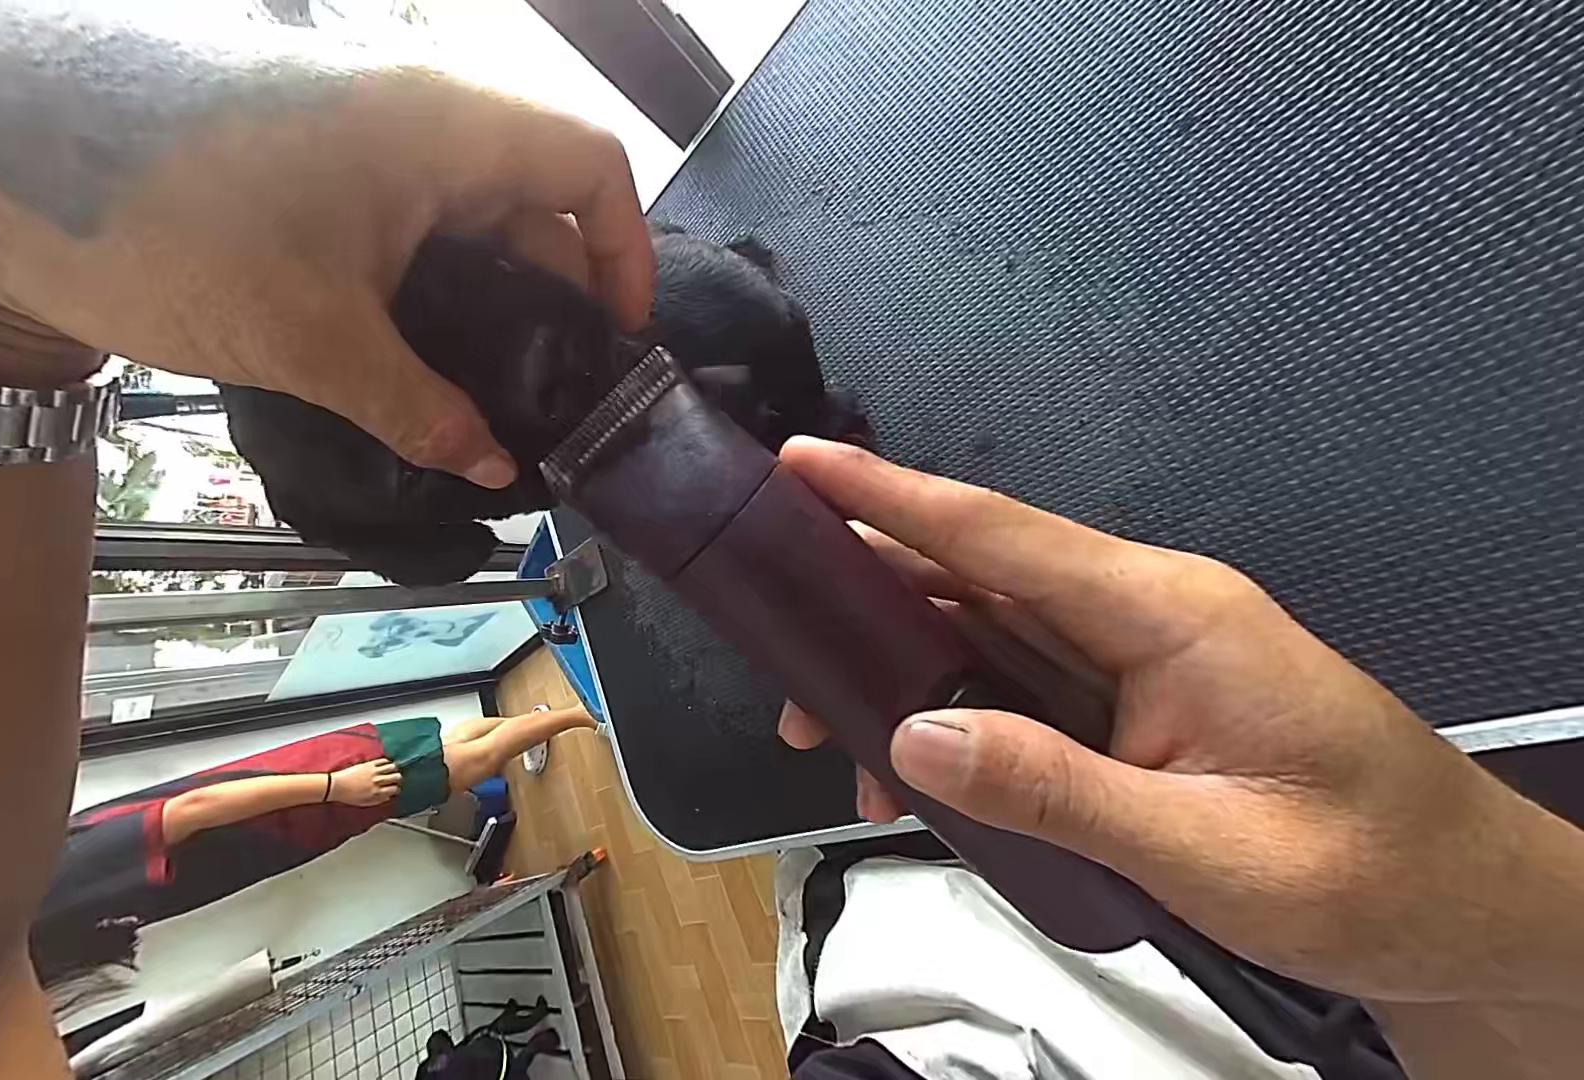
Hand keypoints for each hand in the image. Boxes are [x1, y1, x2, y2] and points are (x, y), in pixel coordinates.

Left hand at [0, 12, 653, 485]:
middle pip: (542, 205)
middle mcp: (419, 124)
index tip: (622, 335)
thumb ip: (420, 410)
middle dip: (568, 298)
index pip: (589, 165)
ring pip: (481, 228)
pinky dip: (451, 301)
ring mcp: (372, 150)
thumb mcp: (310, 339)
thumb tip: (496, 471)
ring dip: (506, 308)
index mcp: (438, 129)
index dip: (627, 250)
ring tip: (507, 390)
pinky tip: (439, 362)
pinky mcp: (333, 182)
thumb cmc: (156, 223)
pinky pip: (427, 238)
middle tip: (562, 387)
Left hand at [328, 759, 401, 807]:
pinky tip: (386, 764)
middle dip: (398, 778)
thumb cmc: (349, 796)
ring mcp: (374, 771)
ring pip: (392, 767)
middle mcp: (377, 781)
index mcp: (376, 792)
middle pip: (396, 776)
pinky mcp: (370, 763)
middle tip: (396, 779)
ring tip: (392, 770)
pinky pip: (384, 760)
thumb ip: (378, 800)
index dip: (397, 789)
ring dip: (394, 769)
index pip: (394, 789)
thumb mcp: (364, 803)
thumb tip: (389, 797)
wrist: (336, 786)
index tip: (396, 788)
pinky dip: (387, 762)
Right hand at [776, 437, 1583, 1009]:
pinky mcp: (1082, 685)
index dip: (886, 491)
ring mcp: (1094, 645)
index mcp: (1155, 609)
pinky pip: (978, 674)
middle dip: (854, 590)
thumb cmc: (1375, 879)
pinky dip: (922, 710)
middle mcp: (1112, 605)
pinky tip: (898, 771)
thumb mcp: (1217, 855)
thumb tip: (914, 738)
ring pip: (952, 624)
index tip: (803, 462)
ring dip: (878, 664)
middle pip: (952, 570)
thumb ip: (1056, 791)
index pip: (989, 530)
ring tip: (818, 724)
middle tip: (776, 624)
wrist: (1471, 917)